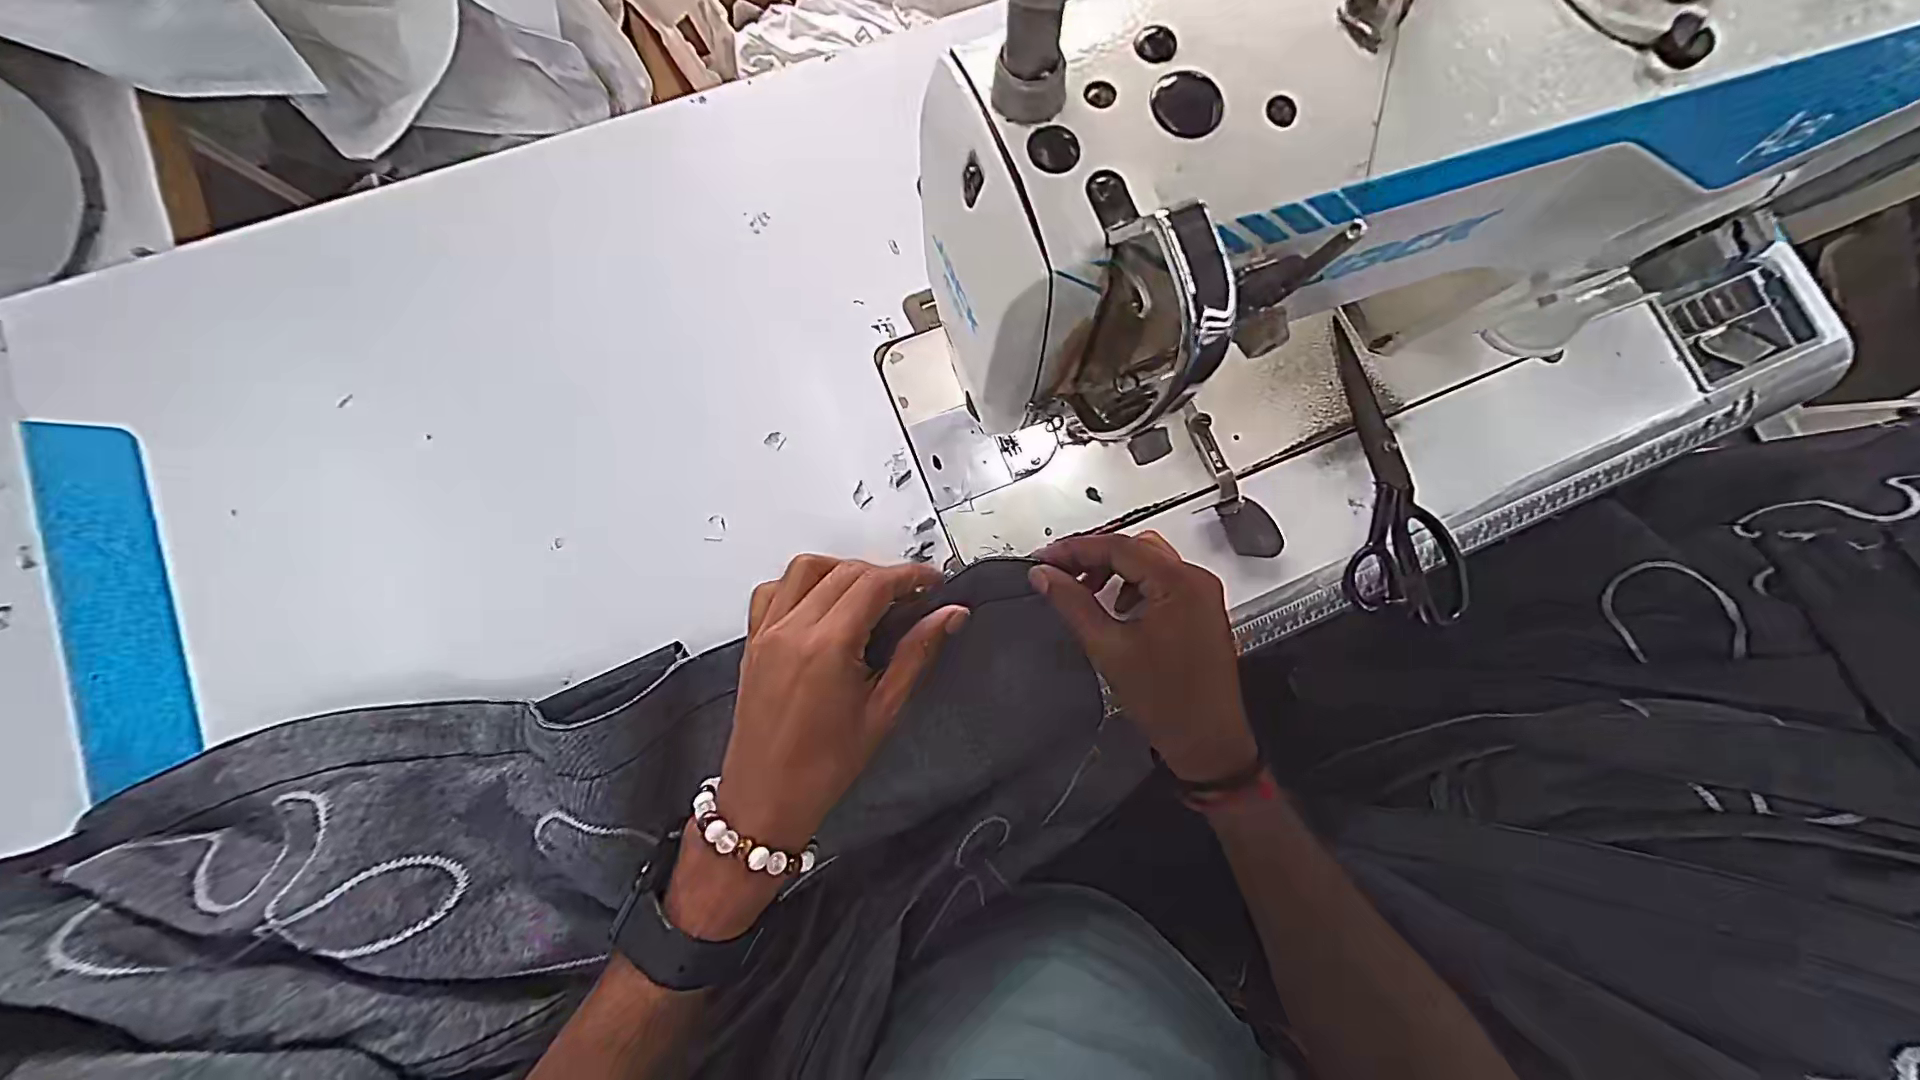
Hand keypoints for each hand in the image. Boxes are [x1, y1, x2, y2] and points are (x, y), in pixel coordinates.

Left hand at [668, 556, 967, 939]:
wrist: (766, 798)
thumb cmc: (819, 768)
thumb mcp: (883, 710)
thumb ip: (917, 653)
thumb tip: (947, 618)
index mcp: (827, 647)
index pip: (875, 583)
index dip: (911, 576)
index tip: (930, 582)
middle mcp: (792, 632)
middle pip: (845, 570)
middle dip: (885, 573)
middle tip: (910, 594)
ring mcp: (768, 634)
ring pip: (806, 568)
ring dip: (843, 569)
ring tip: (868, 592)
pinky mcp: (754, 642)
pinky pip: (772, 590)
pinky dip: (800, 583)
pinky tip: (820, 601)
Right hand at [1030, 531, 1256, 782]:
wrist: (1207, 741)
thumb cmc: (1172, 704)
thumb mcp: (1107, 647)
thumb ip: (1072, 603)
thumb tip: (1047, 577)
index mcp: (1179, 584)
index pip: (1118, 547)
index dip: (1075, 549)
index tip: (1047, 557)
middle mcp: (1196, 582)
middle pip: (1134, 547)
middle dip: (1092, 555)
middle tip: (1059, 569)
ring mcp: (1201, 595)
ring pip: (1148, 561)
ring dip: (1112, 568)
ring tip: (1083, 588)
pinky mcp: (1200, 609)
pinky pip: (1161, 580)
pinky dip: (1132, 583)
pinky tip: (1114, 605)